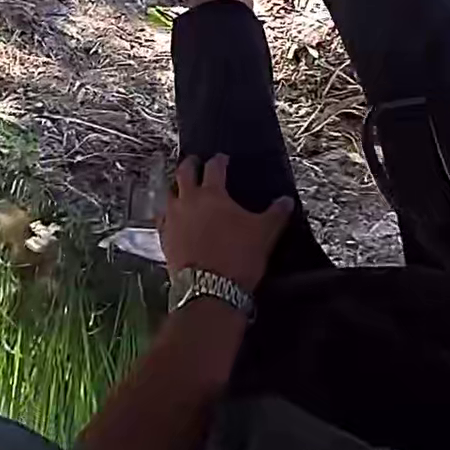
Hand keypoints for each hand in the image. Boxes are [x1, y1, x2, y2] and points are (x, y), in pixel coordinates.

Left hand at [160, 155, 292, 293]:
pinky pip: (162, 218)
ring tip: (181, 187)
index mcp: (212, 193)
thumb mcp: (264, 233)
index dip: (219, 160)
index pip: (214, 167)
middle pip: (184, 172)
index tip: (223, 158)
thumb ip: (276, 214)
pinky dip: (168, 213)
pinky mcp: (164, 237)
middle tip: (196, 162)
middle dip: (191, 164)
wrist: (209, 291)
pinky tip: (172, 217)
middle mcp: (188, 200)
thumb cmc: (238, 257)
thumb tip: (287, 200)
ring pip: (169, 193)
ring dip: (176, 187)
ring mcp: (173, 218)